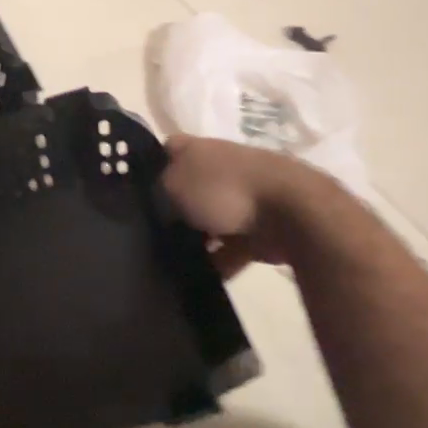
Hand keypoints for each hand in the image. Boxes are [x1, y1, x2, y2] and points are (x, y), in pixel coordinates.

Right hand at [159, 134, 337, 277]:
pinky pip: (232, 248)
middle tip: (151, 231)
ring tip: (174, 261)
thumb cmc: (224, 189)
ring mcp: (243, 197)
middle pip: (187, 188)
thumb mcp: (174, 185)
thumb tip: (158, 205)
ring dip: (197, 239)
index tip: (134, 191)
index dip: (148, 166)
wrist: (292, 212)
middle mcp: (220, 167)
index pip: (164, 149)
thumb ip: (159, 192)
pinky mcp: (262, 228)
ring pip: (209, 220)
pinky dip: (221, 261)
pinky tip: (203, 278)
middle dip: (172, 209)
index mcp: (198, 148)